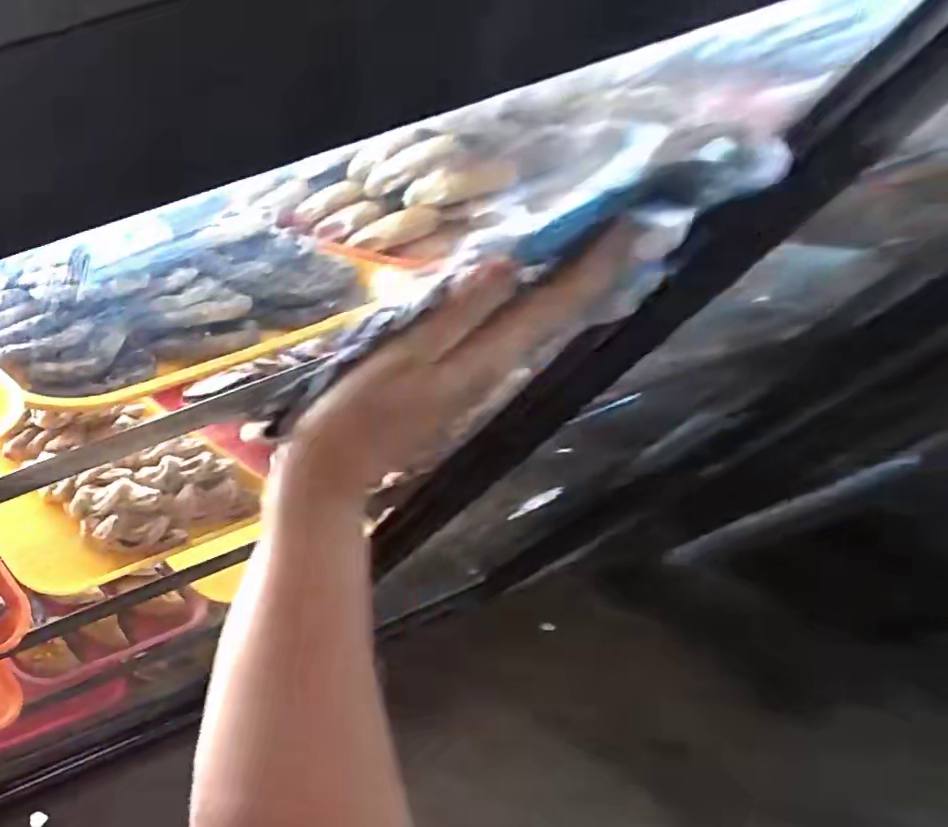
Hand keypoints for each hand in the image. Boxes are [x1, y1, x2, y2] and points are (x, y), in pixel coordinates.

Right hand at [276, 225, 641, 507]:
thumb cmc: (351, 414)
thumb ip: (452, 314)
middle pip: (552, 319)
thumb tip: (507, 264)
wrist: (328, 473)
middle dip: (587, 275)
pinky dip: (517, 319)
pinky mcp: (450, 399)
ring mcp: (472, 391)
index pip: (555, 304)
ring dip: (555, 295)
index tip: (634, 217)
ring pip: (528, 334)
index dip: (596, 261)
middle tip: (618, 227)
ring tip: (577, 254)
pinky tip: (514, 302)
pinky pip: (498, 348)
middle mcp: (493, 375)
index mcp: (482, 361)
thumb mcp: (397, 358)